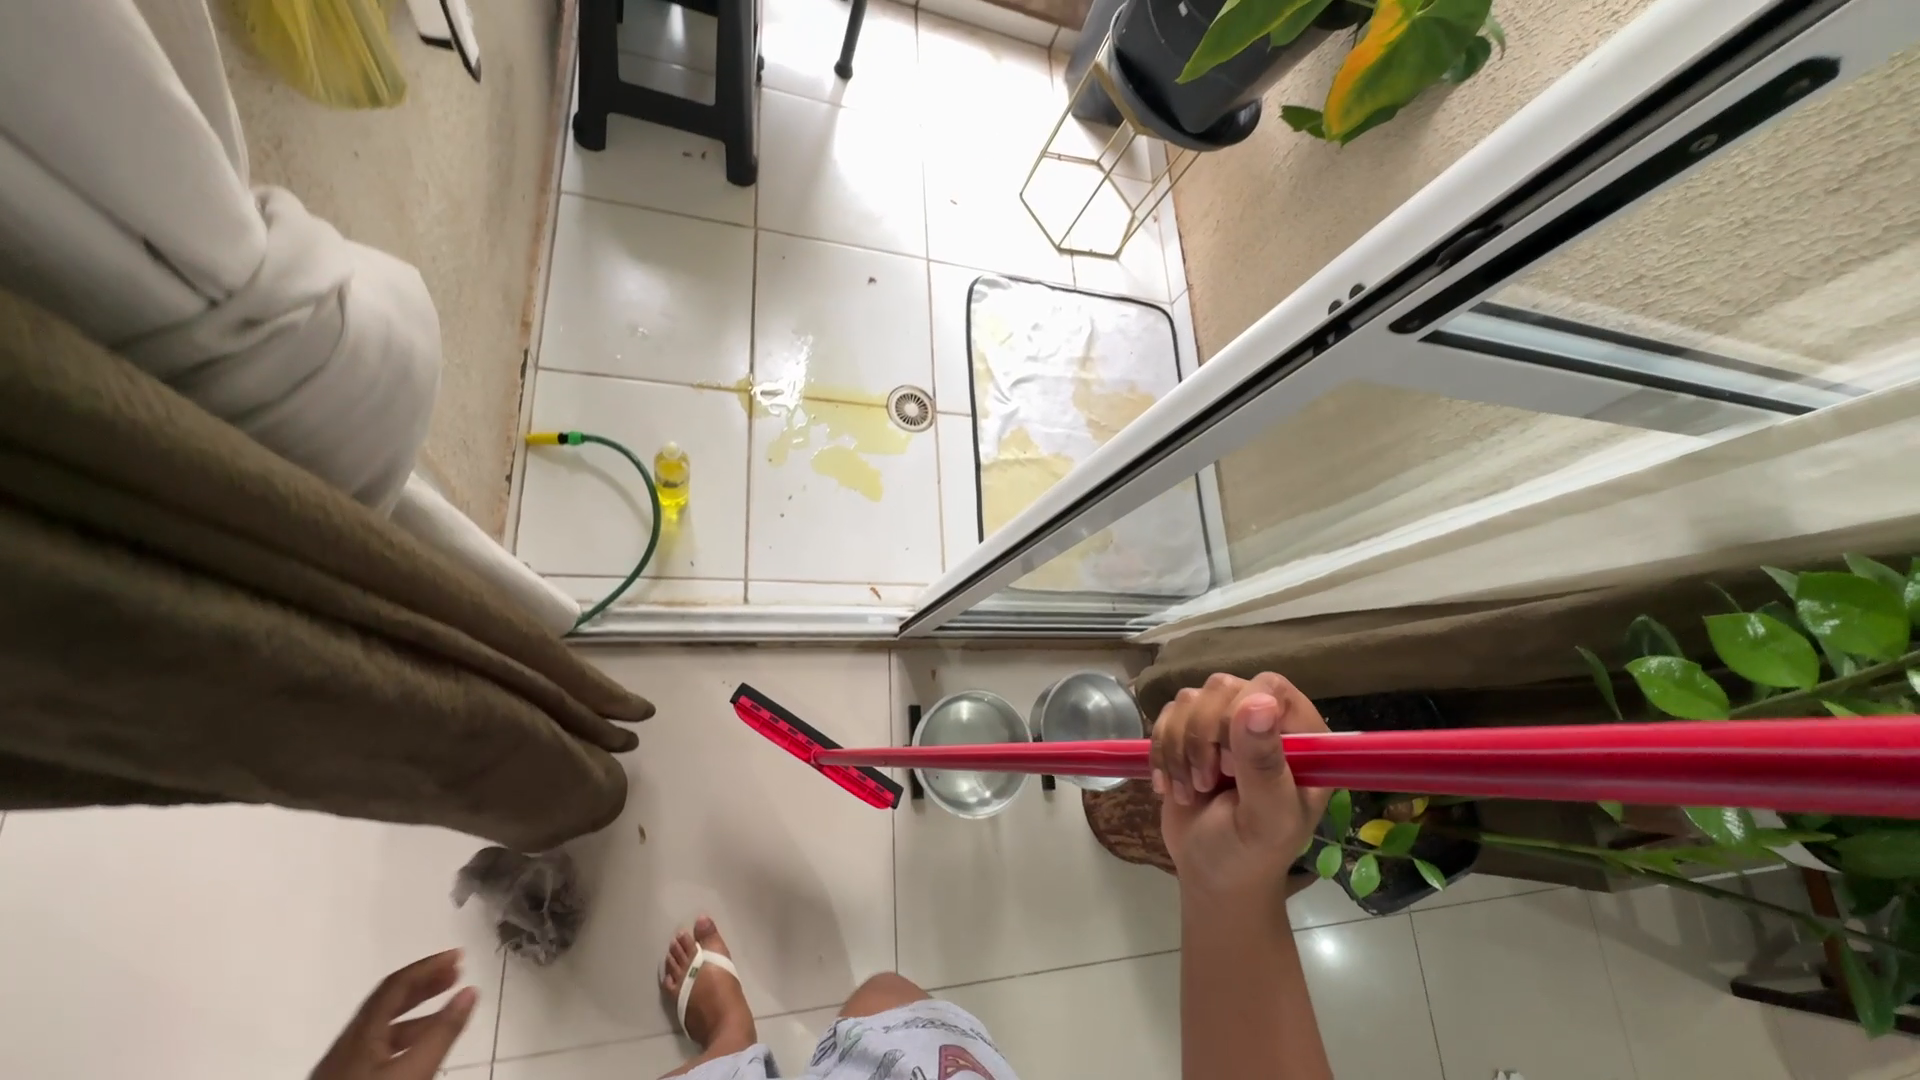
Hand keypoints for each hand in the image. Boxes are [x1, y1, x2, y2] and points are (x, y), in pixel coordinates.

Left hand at [311, 950, 477, 1079]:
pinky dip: (403, 1035)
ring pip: (380, 1027)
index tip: (460, 956)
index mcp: (360, 1036)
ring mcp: (340, 1069)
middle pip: (385, 1002)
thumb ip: (443, 1032)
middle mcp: (345, 1047)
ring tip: (446, 1012)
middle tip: (457, 974)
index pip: (395, 986)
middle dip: (423, 984)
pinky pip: (375, 1047)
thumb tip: (470, 990)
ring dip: (416, 1012)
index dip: (427, 966)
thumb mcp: (415, 1071)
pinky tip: (418, 1048)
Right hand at [1150, 673, 1330, 901]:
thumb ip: (1264, 763)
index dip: (1240, 715)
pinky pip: (1166, 715)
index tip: (1231, 763)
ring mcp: (1225, 725)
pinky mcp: (1190, 732)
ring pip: (1189, 699)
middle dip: (1202, 737)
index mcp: (1302, 738)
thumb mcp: (1266, 817)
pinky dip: (1161, 752)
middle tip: (1208, 782)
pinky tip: (1172, 786)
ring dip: (1179, 748)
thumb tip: (1259, 702)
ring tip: (1192, 789)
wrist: (1211, 875)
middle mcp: (1265, 722)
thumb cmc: (1250, 853)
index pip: (1270, 687)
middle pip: (1222, 687)